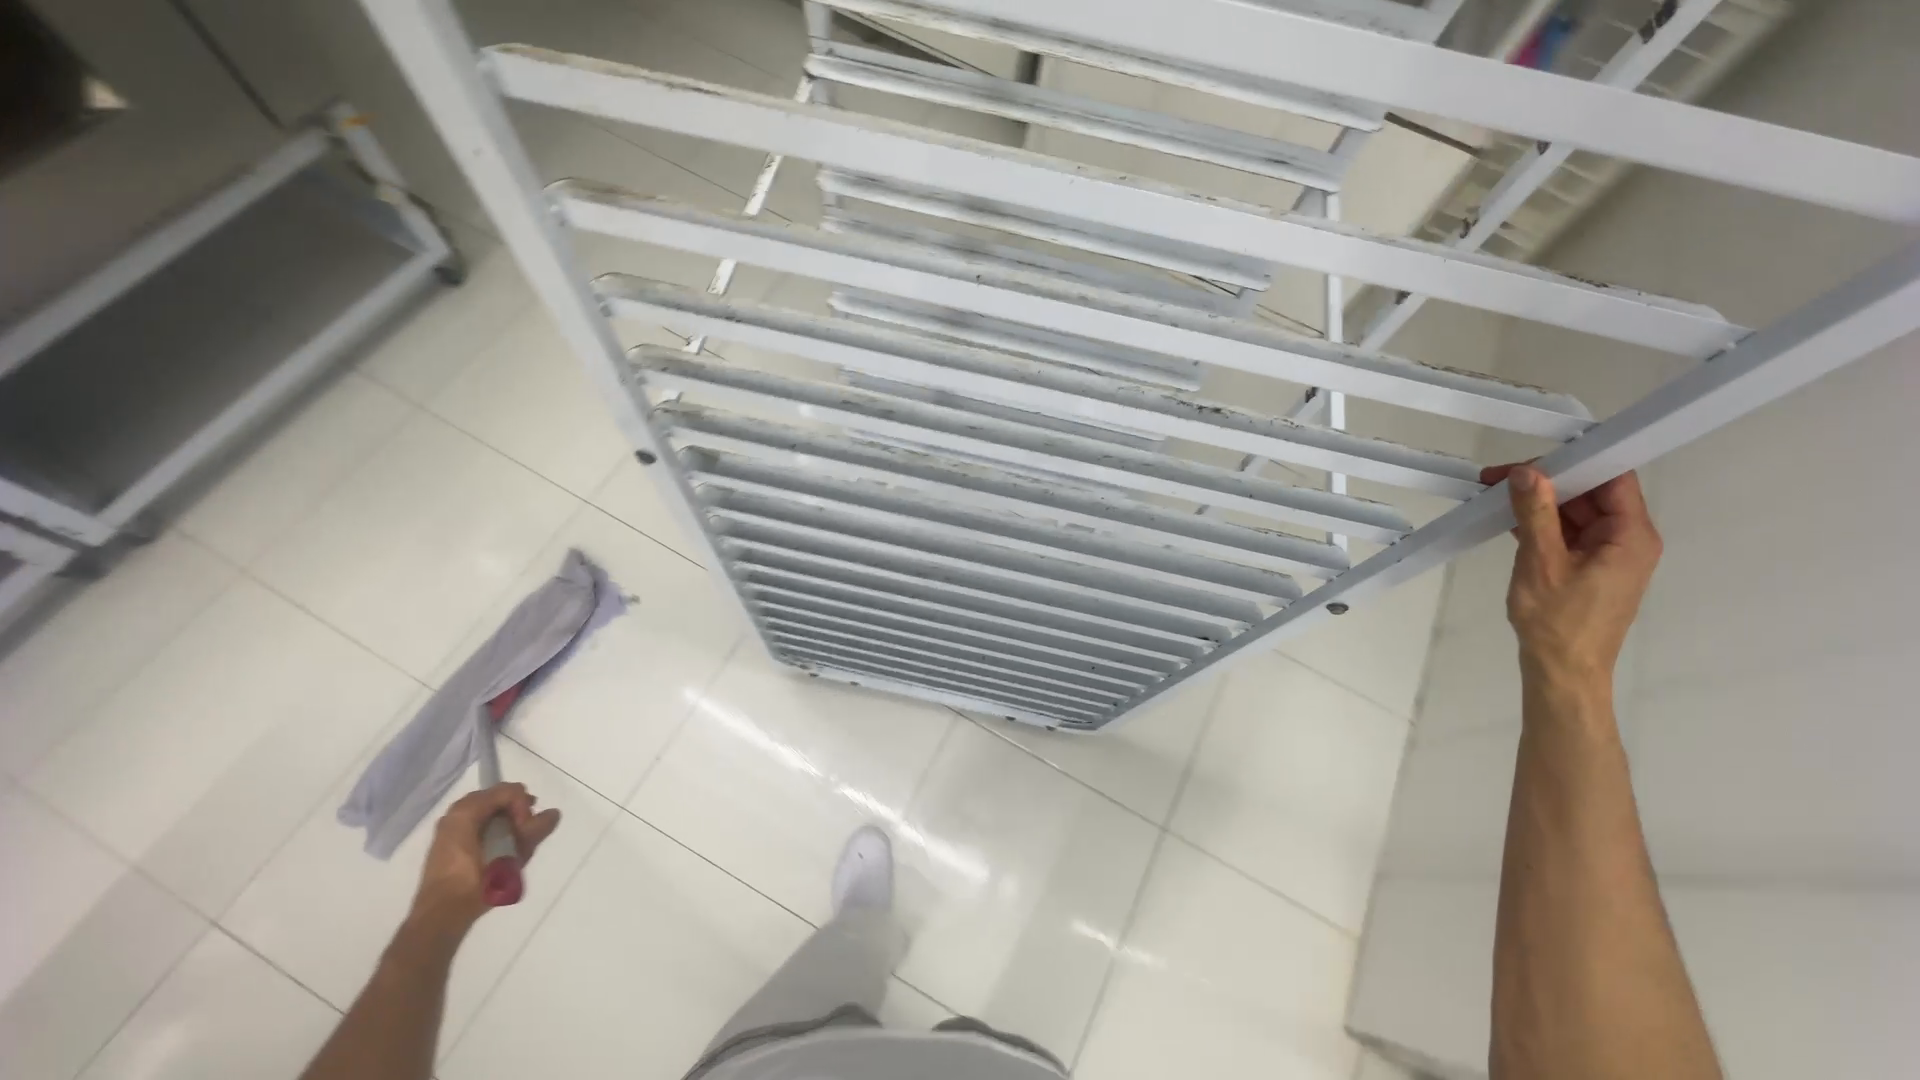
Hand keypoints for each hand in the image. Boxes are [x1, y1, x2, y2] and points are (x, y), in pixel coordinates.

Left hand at [408, 783, 560, 933]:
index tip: (525, 831)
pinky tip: (499, 851)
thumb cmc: (477, 882)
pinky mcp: (447, 843)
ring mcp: (449, 828)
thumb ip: (534, 831)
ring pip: (488, 812)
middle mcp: (455, 812)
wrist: (440, 915)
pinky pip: (477, 824)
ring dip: (506, 822)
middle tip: (524, 836)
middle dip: (516, 812)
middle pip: (497, 798)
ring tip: (514, 846)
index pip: (509, 791)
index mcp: (467, 810)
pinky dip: (493, 830)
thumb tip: (553, 813)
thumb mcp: (512, 856)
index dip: (523, 807)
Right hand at [1482, 463, 1661, 690]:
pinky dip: (1542, 524)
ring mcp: (1610, 555)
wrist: (1563, 672)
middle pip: (1593, 493)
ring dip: (1540, 503)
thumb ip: (1537, 514)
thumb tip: (1529, 472)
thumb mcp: (1541, 562)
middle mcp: (1628, 540)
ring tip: (1496, 496)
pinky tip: (1509, 519)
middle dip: (1548, 481)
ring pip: (1577, 513)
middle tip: (1498, 478)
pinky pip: (1569, 534)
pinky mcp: (1590, 568)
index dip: (1575, 461)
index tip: (1531, 459)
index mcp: (1631, 536)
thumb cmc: (1557, 621)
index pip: (1613, 478)